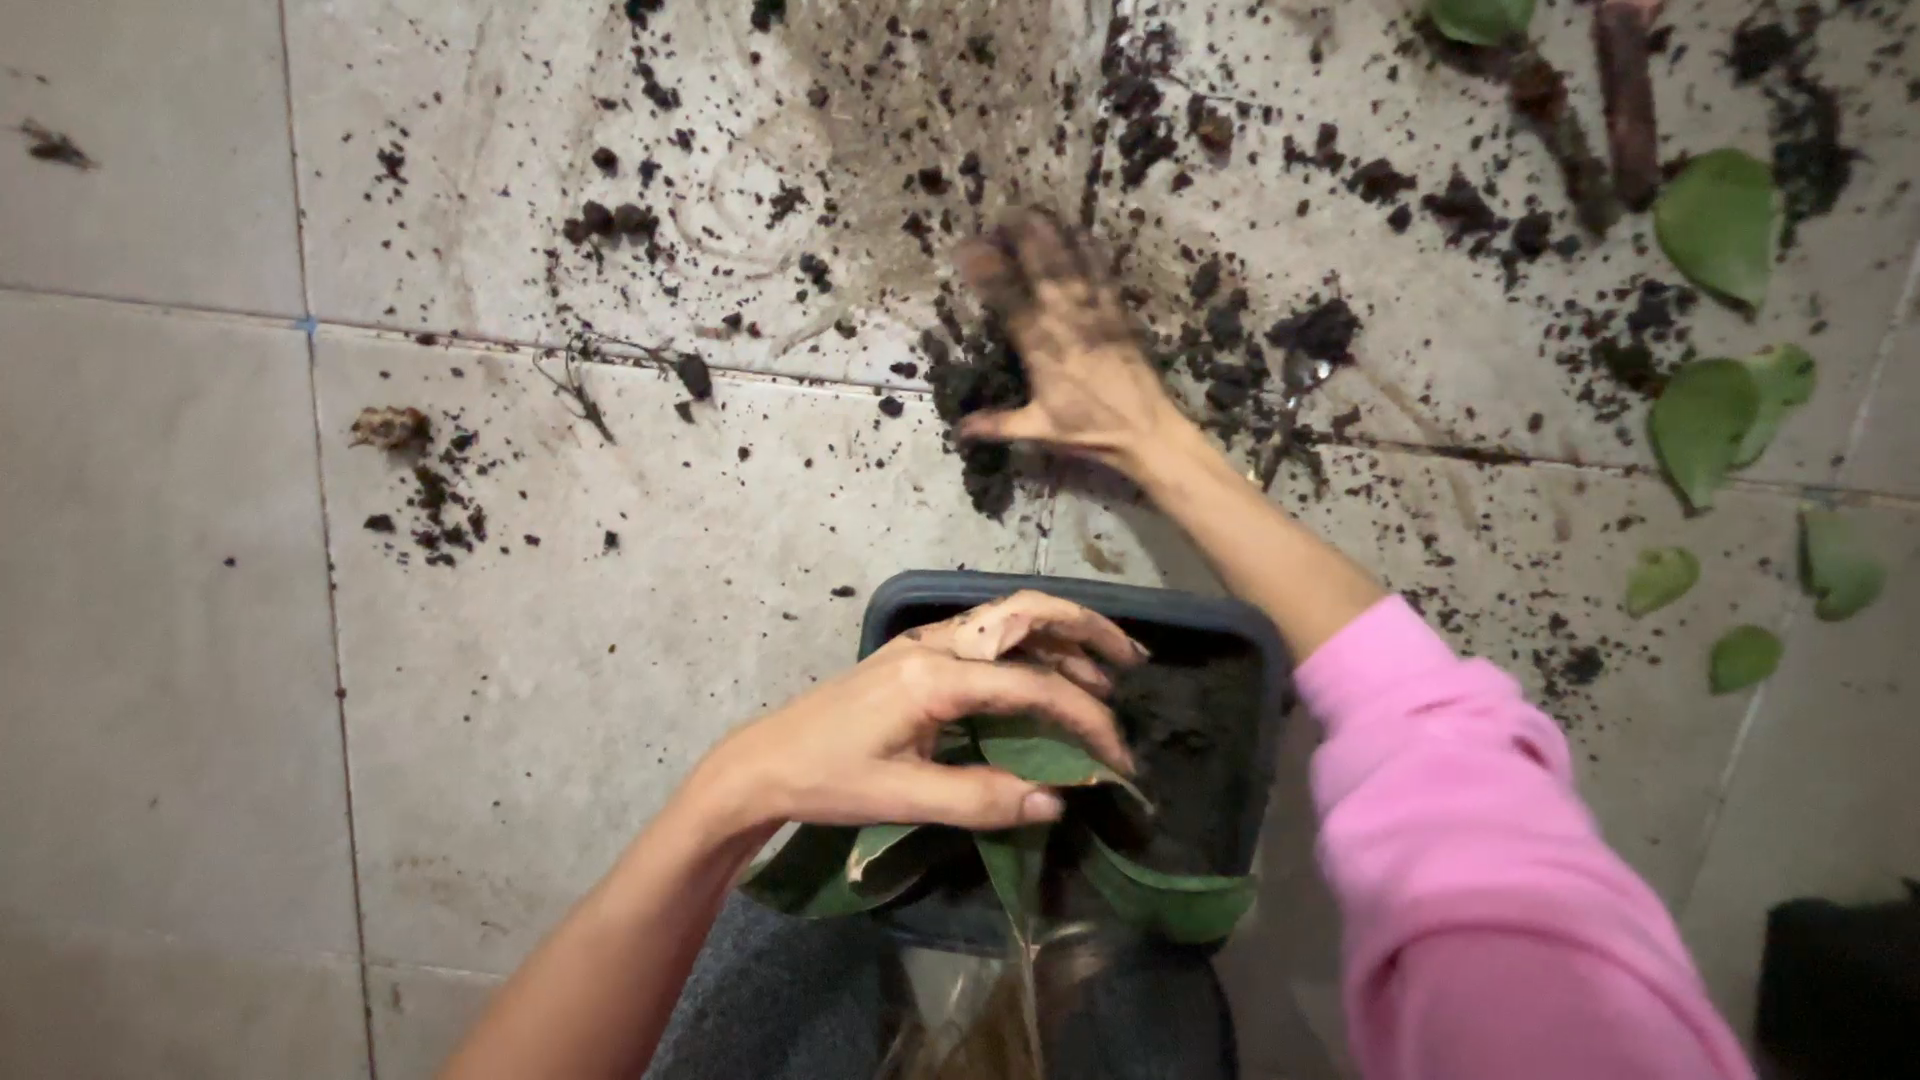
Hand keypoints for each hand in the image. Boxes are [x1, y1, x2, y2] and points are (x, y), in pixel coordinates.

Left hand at [692, 591, 1148, 835]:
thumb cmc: (828, 780)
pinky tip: (1048, 673)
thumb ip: (981, 798)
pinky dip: (1029, 648)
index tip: (1118, 758)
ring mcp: (925, 642)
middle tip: (1132, 660)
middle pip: (1025, 613)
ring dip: (1061, 636)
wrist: (765, 760)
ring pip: (1008, 619)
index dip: (1085, 718)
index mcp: (934, 676)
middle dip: (1085, 629)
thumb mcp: (904, 798)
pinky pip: (987, 638)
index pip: (1031, 685)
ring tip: (1107, 668)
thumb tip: (1059, 801)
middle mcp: (935, 643)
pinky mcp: (919, 653)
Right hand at [953, 209, 1188, 470]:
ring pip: (1071, 264)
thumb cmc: (1090, 432)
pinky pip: (1103, 274)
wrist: (1145, 431)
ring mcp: (1097, 315)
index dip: (987, 272)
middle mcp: (1067, 323)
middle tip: (1002, 214)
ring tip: (1034, 210)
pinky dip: (1090, 250)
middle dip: (1021, 238)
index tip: (967, 248)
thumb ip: (998, 425)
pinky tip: (1081, 230)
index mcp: (1042, 350)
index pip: (1008, 301)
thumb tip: (959, 430)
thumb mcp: (1039, 430)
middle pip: (1042, 269)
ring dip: (1052, 234)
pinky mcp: (1119, 315)